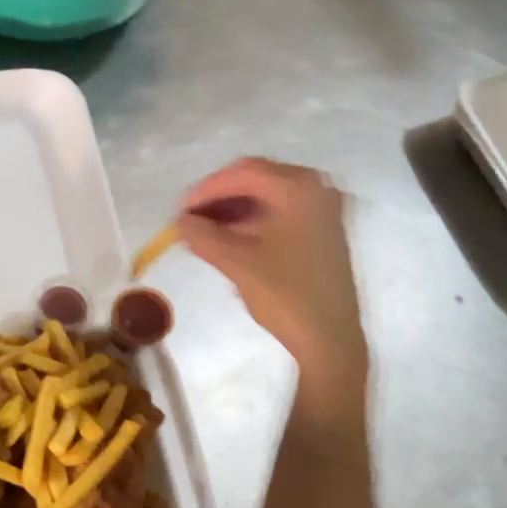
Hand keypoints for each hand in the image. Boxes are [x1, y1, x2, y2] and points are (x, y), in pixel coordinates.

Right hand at [175, 158, 367, 413]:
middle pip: (257, 179)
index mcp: (299, 188)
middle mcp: (316, 188)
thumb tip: (179, 222)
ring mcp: (322, 209)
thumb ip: (203, 236)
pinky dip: (251, 221)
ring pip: (267, 197)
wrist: (328, 335)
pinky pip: (280, 213)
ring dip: (233, 210)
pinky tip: (229, 241)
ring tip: (203, 233)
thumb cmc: (284, 294)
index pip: (243, 173)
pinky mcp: (322, 230)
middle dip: (219, 197)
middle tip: (188, 220)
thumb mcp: (236, 262)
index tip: (178, 211)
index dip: (206, 189)